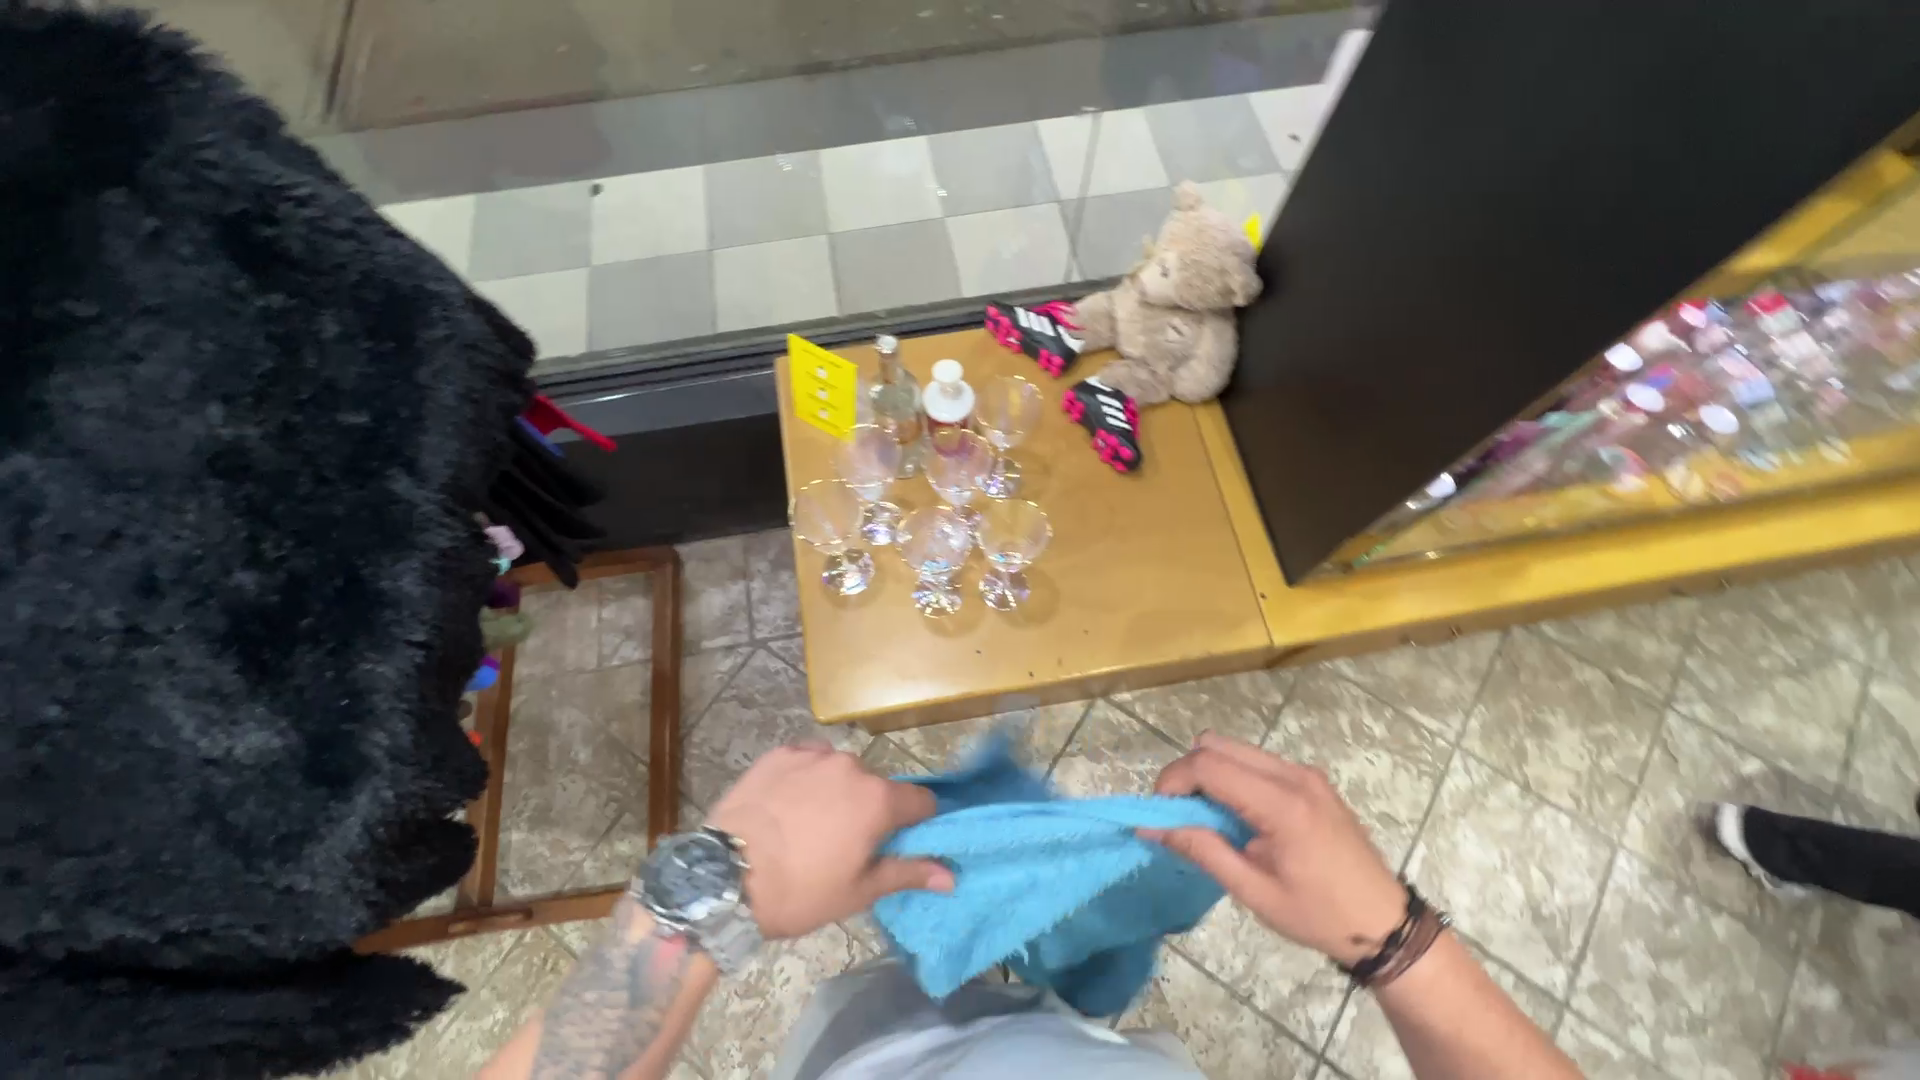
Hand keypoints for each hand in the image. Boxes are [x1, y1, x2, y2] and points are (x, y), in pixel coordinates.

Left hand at [706, 744, 953, 939]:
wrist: (722, 879)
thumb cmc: (798, 892)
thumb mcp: (857, 892)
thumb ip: (908, 873)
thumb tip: (952, 875)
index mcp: (878, 800)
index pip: (921, 801)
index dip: (916, 823)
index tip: (898, 843)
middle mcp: (851, 766)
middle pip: (877, 786)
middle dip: (870, 810)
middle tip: (844, 845)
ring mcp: (812, 755)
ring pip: (841, 771)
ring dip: (837, 791)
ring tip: (809, 825)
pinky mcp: (779, 753)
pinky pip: (807, 760)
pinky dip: (806, 778)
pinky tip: (787, 806)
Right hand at [1143, 733, 1407, 965]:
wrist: (1386, 925)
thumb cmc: (1318, 915)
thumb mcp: (1254, 891)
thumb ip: (1201, 850)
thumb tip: (1149, 827)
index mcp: (1282, 804)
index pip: (1208, 765)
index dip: (1173, 781)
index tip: (1160, 813)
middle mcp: (1294, 775)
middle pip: (1217, 745)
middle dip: (1186, 773)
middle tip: (1179, 813)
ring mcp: (1305, 773)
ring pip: (1235, 748)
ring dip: (1209, 773)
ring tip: (1208, 817)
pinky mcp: (1310, 779)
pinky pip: (1256, 760)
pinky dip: (1233, 776)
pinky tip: (1238, 816)